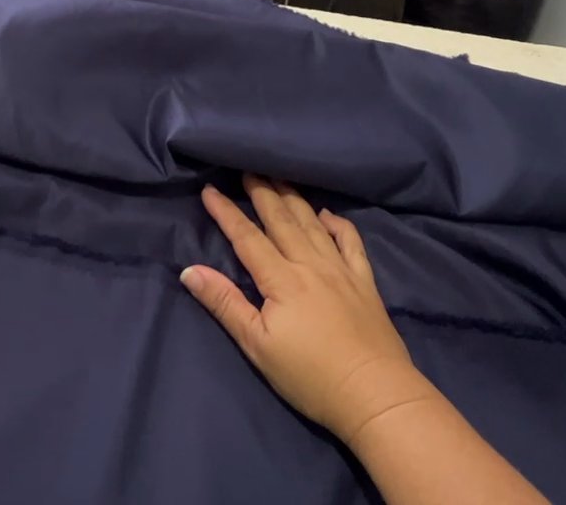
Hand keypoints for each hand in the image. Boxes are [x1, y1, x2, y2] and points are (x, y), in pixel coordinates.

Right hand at [180, 175, 434, 445]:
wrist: (377, 397)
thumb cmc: (310, 376)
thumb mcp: (257, 345)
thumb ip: (224, 303)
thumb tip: (189, 269)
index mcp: (281, 278)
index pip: (247, 236)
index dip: (226, 212)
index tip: (209, 189)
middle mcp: (310, 264)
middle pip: (281, 220)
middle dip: (261, 192)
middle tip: (248, 169)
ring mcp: (341, 270)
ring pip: (312, 224)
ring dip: (293, 198)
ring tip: (278, 178)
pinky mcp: (365, 283)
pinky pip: (351, 242)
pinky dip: (339, 224)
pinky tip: (328, 214)